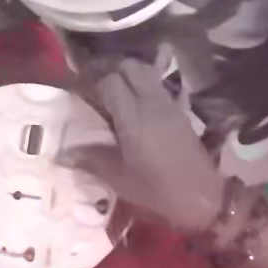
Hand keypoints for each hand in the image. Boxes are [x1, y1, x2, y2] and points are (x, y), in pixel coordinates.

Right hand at [65, 59, 225, 233]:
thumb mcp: (118, 179)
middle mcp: (152, 103)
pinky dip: (145, 87)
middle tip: (96, 88)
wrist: (205, 200)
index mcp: (133, 116)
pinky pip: (160, 87)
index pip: (110, 81)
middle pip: (131, 67)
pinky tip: (135, 105)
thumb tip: (62, 155)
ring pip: (148, 73)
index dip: (92, 82)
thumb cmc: (157, 191)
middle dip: (111, 71)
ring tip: (114, 93)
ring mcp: (170, 105)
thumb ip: (90, 160)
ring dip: (129, 76)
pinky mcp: (181, 113)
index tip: (79, 92)